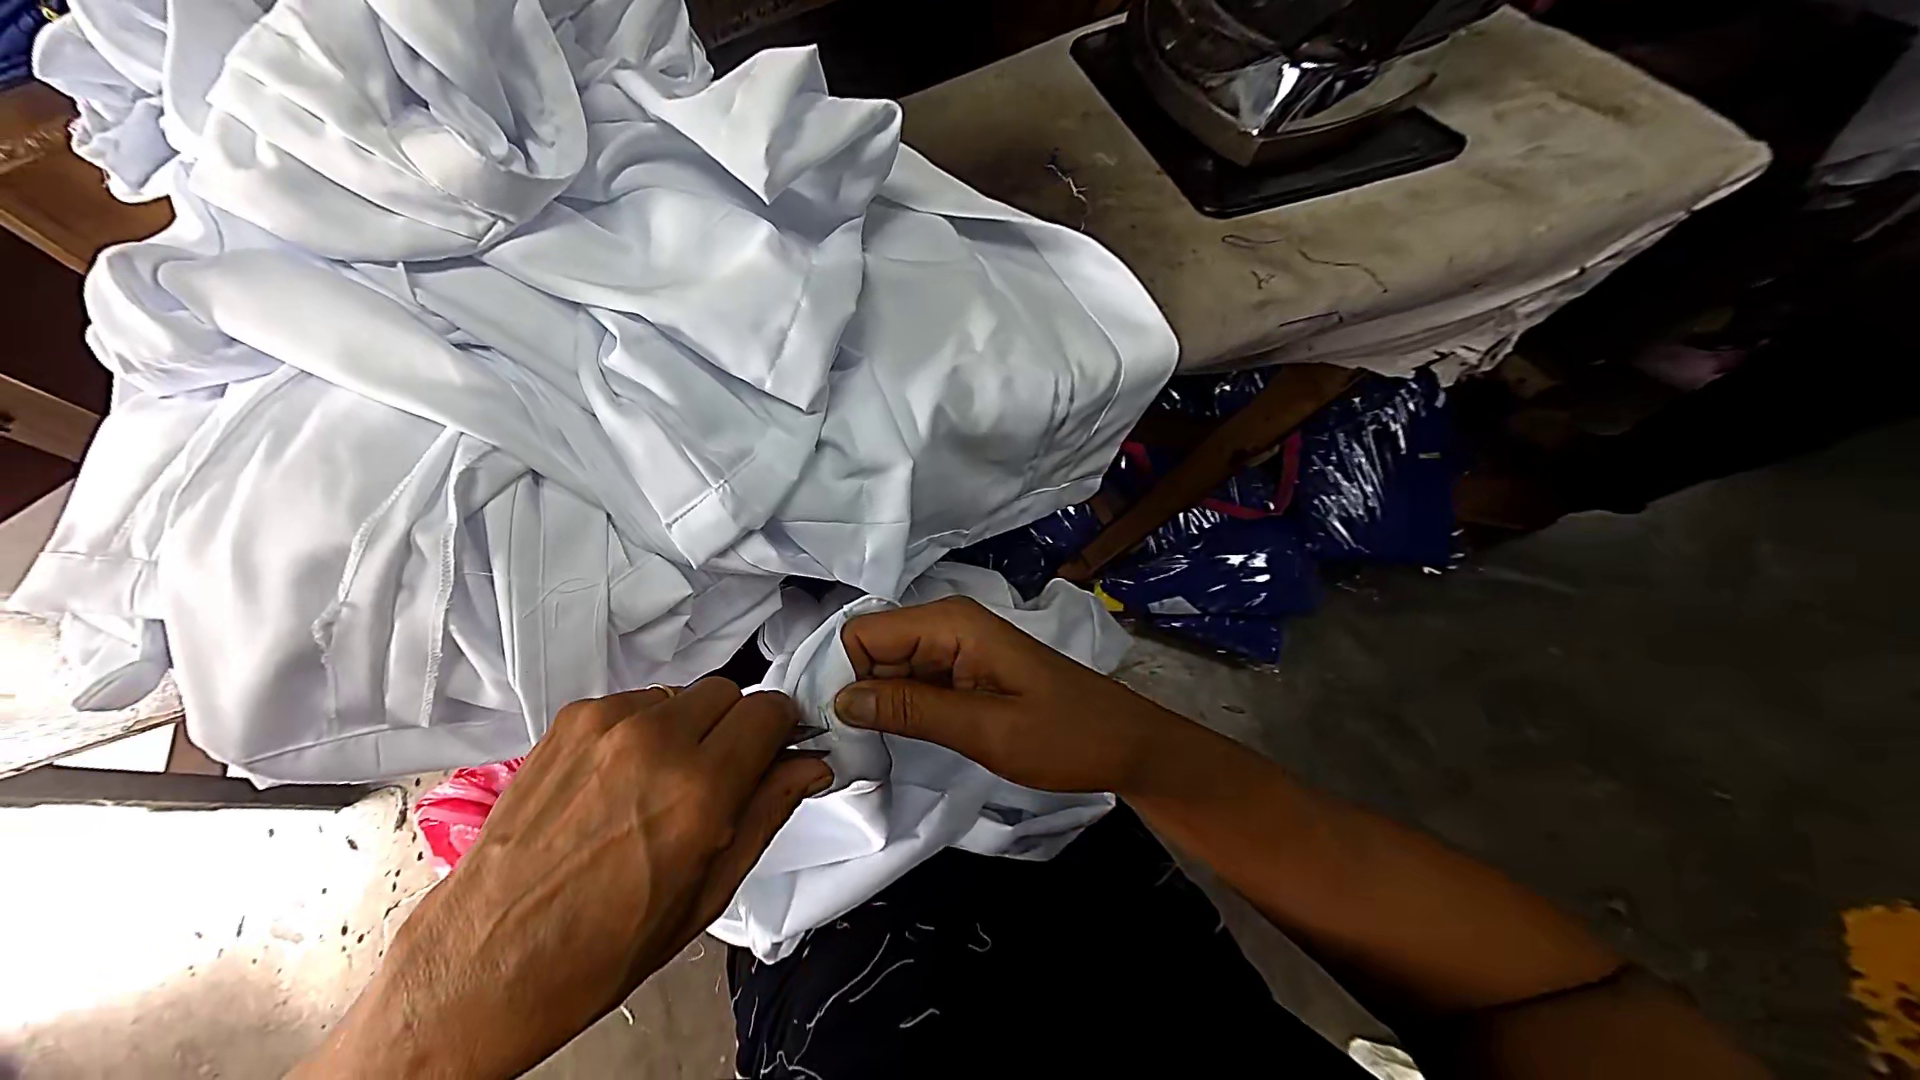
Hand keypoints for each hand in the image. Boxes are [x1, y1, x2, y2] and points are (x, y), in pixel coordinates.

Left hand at [292, 680, 831, 1079]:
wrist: (484, 964)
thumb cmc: (601, 946)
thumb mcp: (710, 892)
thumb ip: (769, 811)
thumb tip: (810, 766)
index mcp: (700, 790)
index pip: (771, 710)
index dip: (782, 729)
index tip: (778, 747)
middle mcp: (655, 743)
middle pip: (731, 692)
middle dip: (738, 725)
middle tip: (724, 770)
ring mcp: (606, 725)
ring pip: (685, 693)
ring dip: (692, 725)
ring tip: (667, 778)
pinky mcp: (570, 722)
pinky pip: (638, 701)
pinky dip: (647, 727)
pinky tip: (626, 776)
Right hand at [833, 595, 1187, 793]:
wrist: (1124, 744)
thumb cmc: (1065, 736)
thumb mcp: (986, 729)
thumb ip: (912, 710)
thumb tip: (841, 699)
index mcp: (951, 624)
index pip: (863, 633)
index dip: (840, 675)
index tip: (831, 728)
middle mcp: (947, 625)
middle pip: (871, 649)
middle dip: (853, 692)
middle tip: (844, 749)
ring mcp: (955, 648)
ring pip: (888, 668)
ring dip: (874, 704)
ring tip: (866, 750)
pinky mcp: (962, 671)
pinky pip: (913, 681)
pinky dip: (898, 707)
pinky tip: (895, 738)